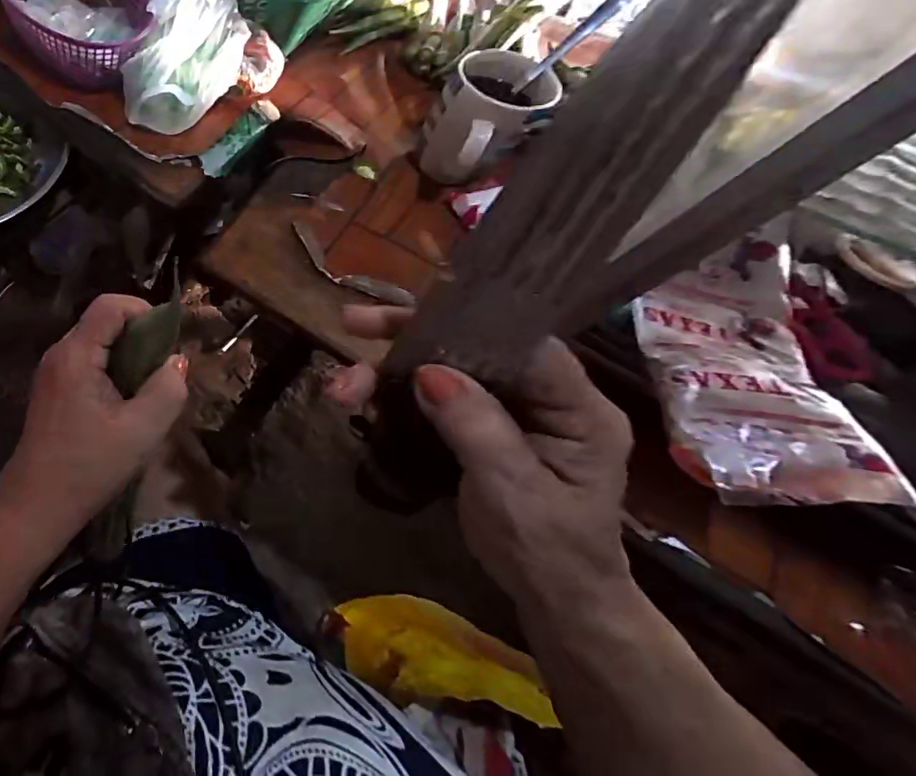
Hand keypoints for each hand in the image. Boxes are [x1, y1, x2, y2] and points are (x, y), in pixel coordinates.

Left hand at [0, 295, 188, 536]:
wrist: (37, 502)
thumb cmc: (88, 466)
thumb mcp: (141, 432)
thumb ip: (167, 390)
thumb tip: (177, 359)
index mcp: (75, 354)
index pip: (109, 306)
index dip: (144, 311)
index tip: (169, 340)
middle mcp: (59, 353)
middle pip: (102, 322)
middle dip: (139, 336)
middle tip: (164, 369)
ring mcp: (52, 371)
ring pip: (96, 343)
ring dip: (127, 356)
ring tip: (149, 387)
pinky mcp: (53, 388)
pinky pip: (87, 362)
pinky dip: (112, 370)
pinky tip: (126, 402)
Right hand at [328, 306, 634, 612]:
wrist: (553, 597)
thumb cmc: (549, 550)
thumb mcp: (514, 491)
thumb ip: (476, 427)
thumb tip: (427, 371)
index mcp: (576, 407)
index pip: (520, 345)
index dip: (463, 325)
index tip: (403, 318)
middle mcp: (541, 395)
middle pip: (470, 344)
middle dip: (407, 334)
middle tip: (351, 323)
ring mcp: (506, 406)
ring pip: (441, 366)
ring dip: (385, 370)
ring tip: (340, 390)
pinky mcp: (475, 420)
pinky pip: (429, 391)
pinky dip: (390, 393)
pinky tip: (359, 401)